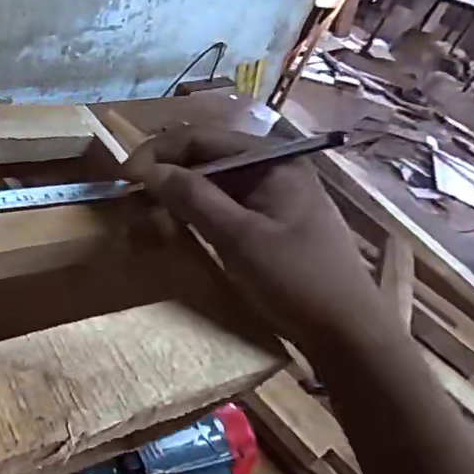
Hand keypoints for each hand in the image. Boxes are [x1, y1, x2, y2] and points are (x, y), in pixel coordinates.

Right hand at [121, 126, 396, 361]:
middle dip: (167, 174)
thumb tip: (146, 170)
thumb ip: (193, 198)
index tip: (123, 178)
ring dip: (180, 195)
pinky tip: (180, 230)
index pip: (202, 138)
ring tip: (151, 217)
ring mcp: (273, 194)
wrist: (350, 335)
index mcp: (272, 159)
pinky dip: (198, 214)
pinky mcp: (271, 220)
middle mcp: (273, 167)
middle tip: (133, 200)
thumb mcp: (240, 238)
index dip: (158, 153)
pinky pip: (226, 205)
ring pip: (213, 182)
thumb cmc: (297, 280)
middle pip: (207, 157)